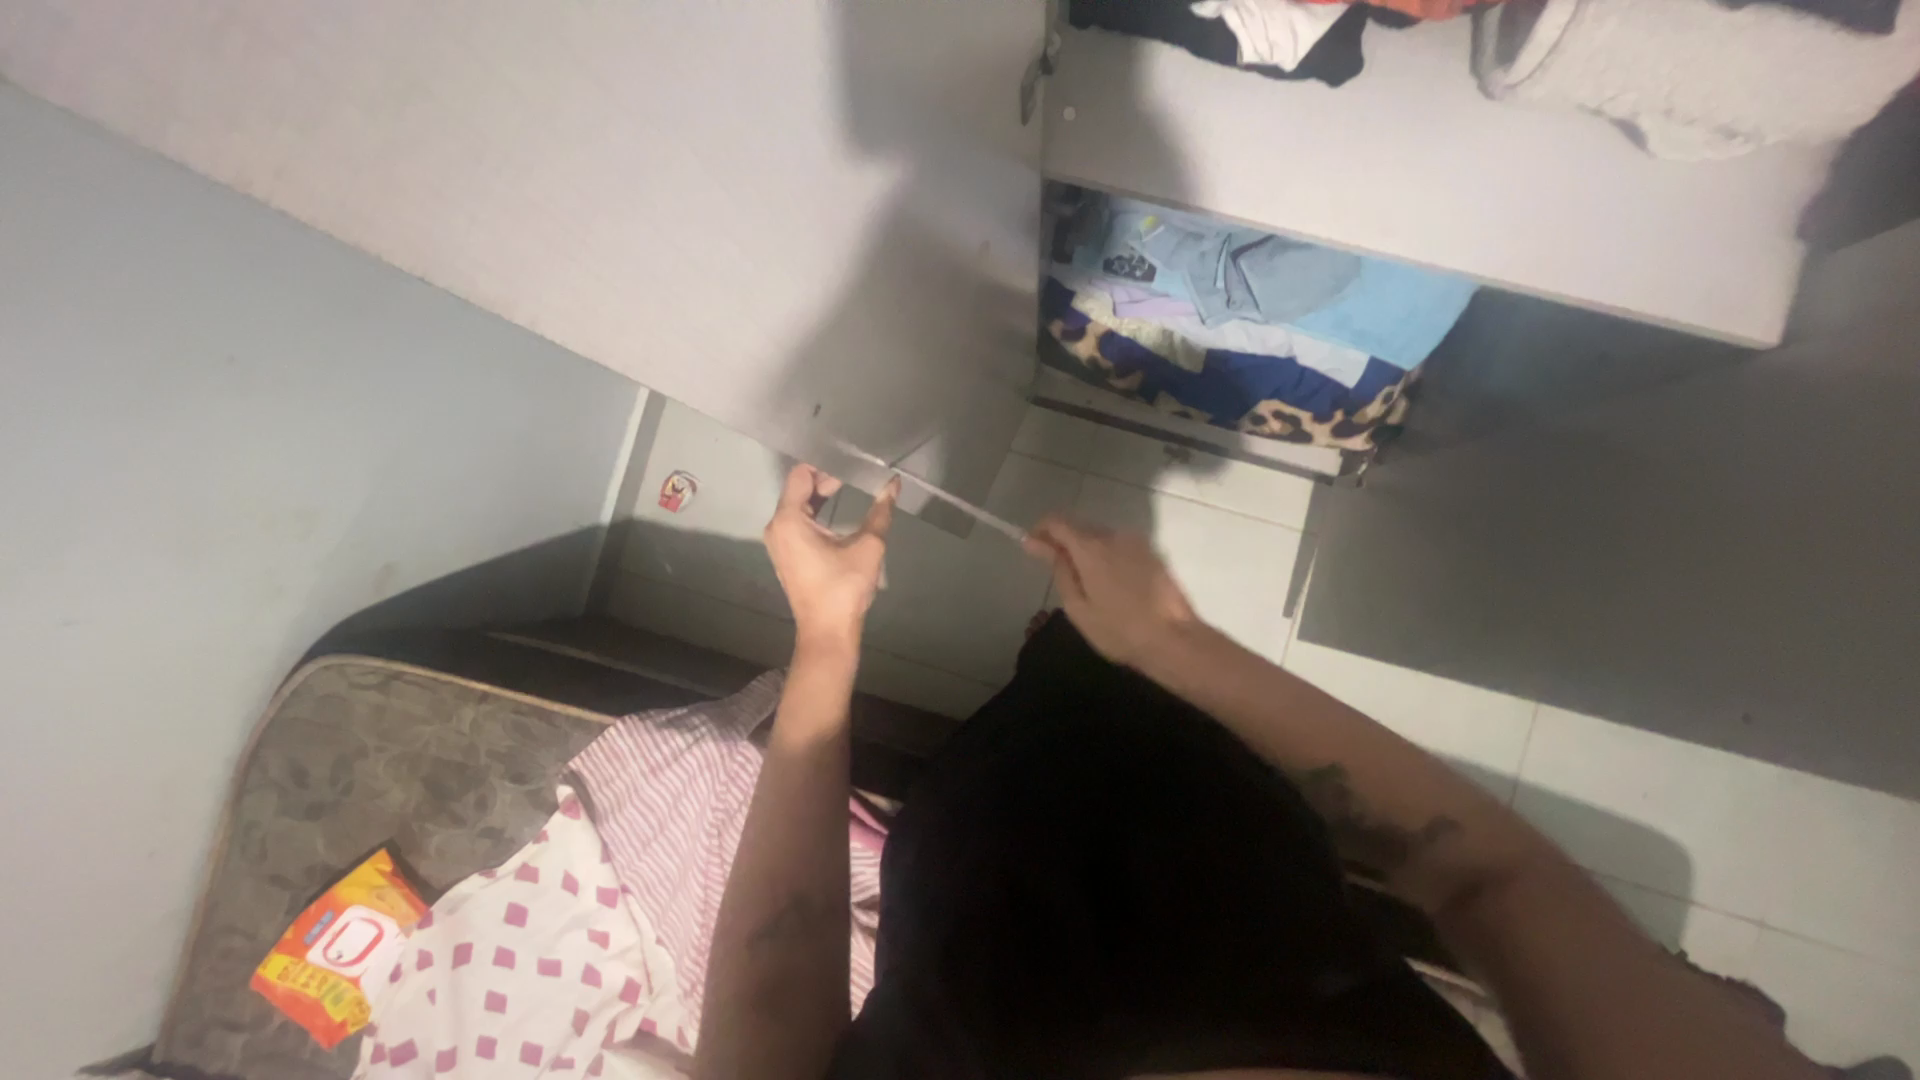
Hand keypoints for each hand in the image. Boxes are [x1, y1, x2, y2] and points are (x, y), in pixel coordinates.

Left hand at [764, 464, 898, 652]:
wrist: (827, 631)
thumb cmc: (844, 587)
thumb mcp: (868, 546)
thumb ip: (881, 512)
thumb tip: (893, 484)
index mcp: (789, 519)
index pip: (800, 474)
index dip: (823, 464)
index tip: (848, 463)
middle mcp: (777, 527)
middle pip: (797, 489)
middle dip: (824, 479)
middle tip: (854, 474)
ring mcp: (779, 543)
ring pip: (797, 506)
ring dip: (820, 496)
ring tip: (849, 488)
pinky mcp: (786, 555)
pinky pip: (797, 523)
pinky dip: (815, 513)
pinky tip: (837, 513)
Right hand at [1024, 515, 1201, 668]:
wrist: (1174, 640)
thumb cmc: (1119, 630)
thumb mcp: (1078, 606)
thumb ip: (1058, 569)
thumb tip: (1035, 542)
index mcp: (1092, 547)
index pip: (1057, 522)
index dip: (1040, 531)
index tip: (1033, 549)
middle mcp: (1114, 536)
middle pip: (1080, 527)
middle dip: (1064, 543)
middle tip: (1057, 573)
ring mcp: (1137, 543)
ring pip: (1101, 537)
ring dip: (1087, 551)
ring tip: (1085, 585)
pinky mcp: (1152, 554)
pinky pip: (1120, 547)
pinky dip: (1107, 557)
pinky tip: (1110, 586)